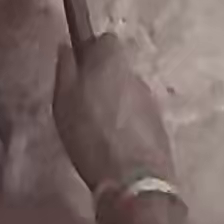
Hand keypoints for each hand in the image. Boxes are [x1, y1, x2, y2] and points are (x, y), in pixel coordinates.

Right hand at [53, 33, 174, 191]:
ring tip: (99, 124)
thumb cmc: (90, 132)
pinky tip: (115, 140)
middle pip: (118, 67)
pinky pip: (138, 114)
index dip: (93, 50)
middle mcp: (136, 76)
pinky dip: (128, 121)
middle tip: (84, 98)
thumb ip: (65, 68)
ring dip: (116, 100)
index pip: (106, 39)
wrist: (134, 184)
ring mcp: (152, 103)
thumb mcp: (63, 98)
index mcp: (112, 61)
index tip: (80, 66)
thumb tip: (66, 46)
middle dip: (104, 77)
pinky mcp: (161, 129)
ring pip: (128, 91)